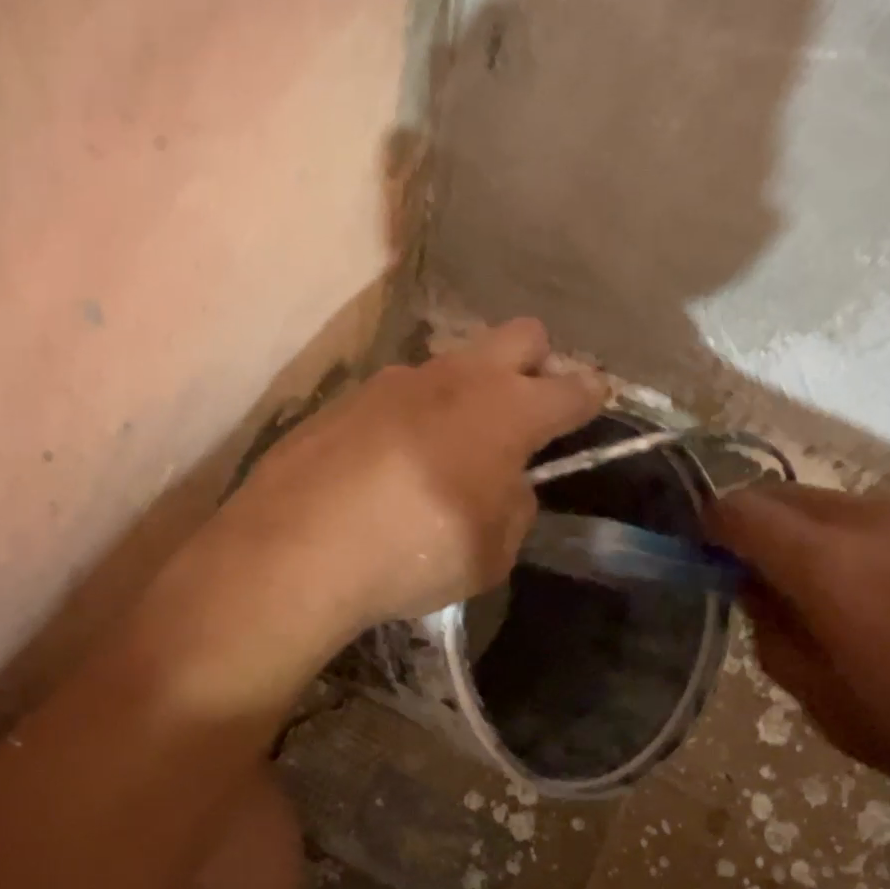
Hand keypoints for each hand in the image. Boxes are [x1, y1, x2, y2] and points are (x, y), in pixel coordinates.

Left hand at [227, 318, 606, 628]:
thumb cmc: (413, 553)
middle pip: (520, 336)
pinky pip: (398, 393)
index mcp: (506, 410)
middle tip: (525, 411)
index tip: (593, 403)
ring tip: (448, 446)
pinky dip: (410, 416)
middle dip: (536, 364)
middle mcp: (455, 378)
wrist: (296, 547)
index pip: (571, 389)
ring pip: (452, 362)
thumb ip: (513, 508)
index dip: (590, 396)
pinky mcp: (345, 397)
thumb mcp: (491, 552)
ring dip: (465, 391)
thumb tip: (507, 483)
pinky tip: (389, 462)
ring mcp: (394, 381)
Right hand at [709, 485, 889, 885]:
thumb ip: (778, 640)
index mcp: (836, 570)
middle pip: (801, 499)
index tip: (713, 554)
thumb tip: (756, 591)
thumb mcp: (842, 718)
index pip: (741, 510)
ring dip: (863, 547)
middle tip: (806, 594)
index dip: (714, 526)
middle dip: (782, 536)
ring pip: (876, 511)